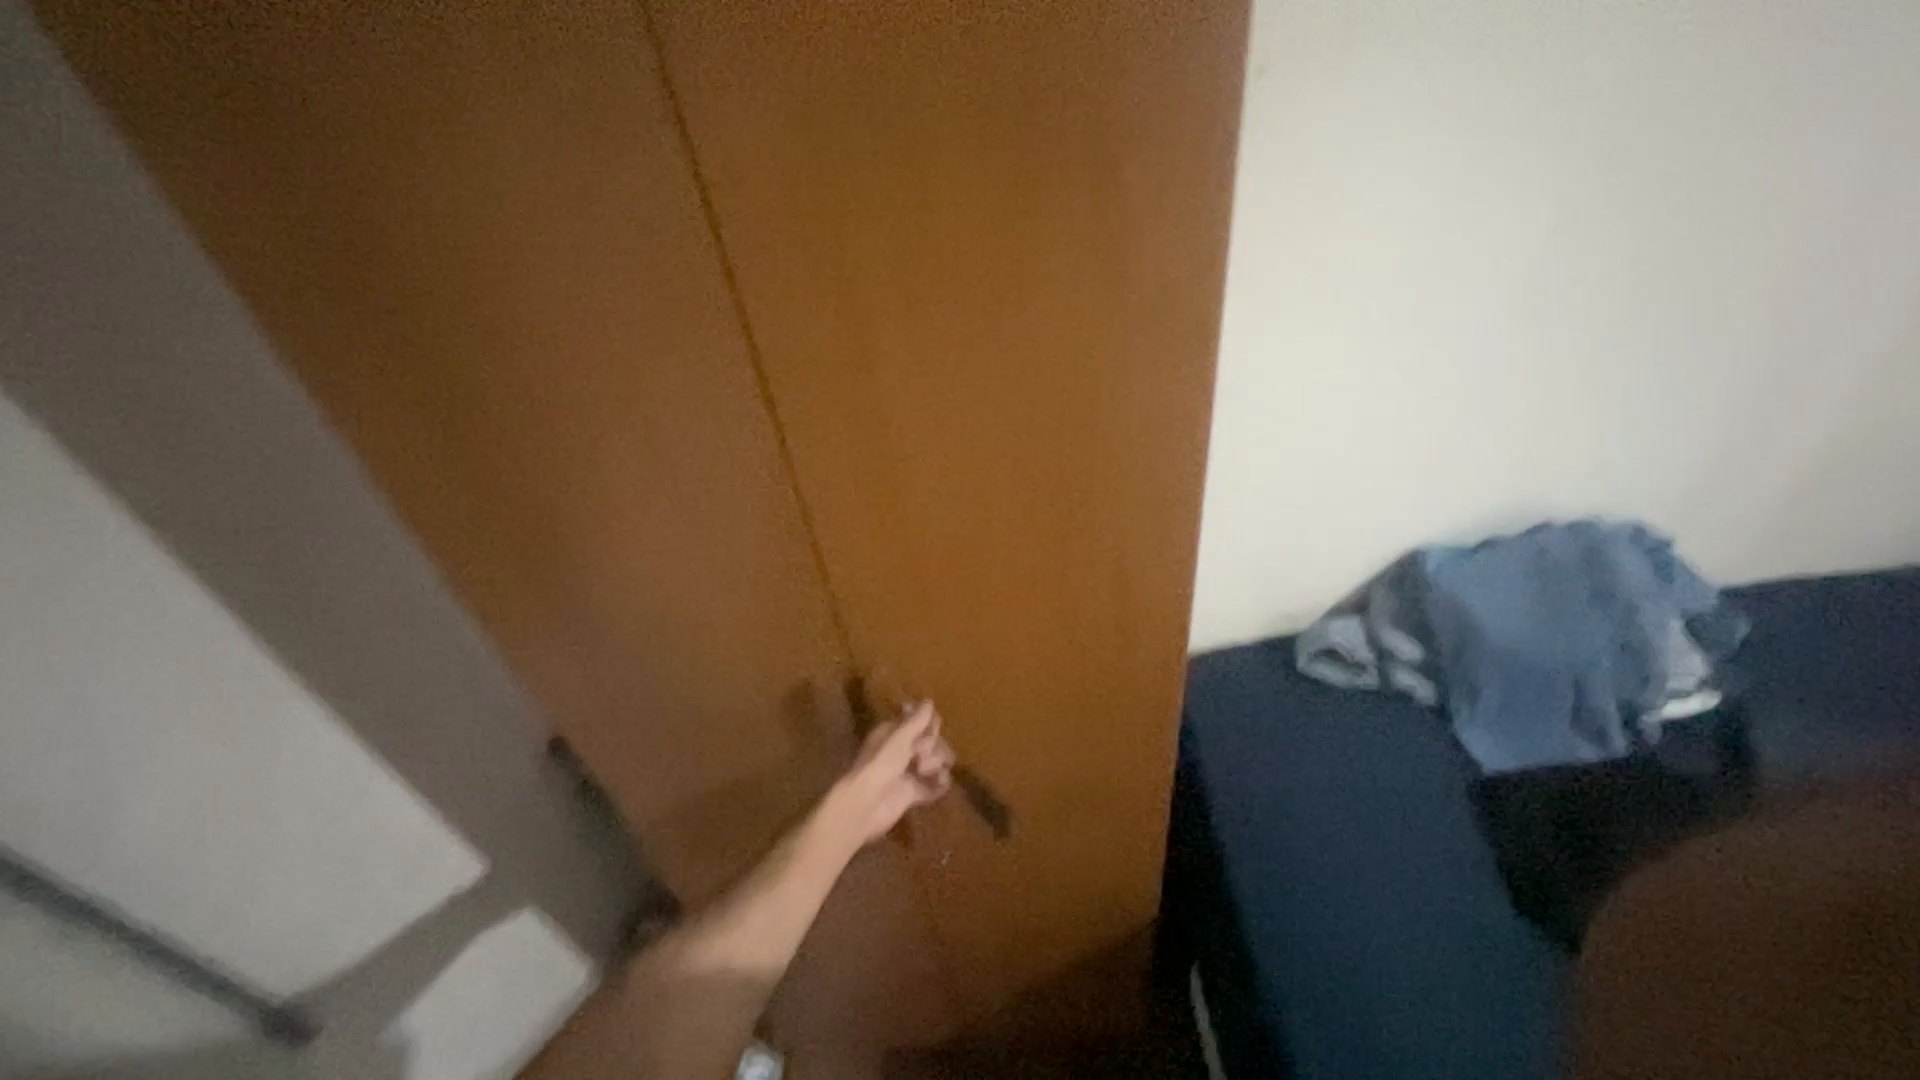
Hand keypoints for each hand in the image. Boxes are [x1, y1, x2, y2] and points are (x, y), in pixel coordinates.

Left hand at [827, 700, 955, 846]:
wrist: (868, 803)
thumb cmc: (880, 763)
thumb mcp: (899, 737)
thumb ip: (916, 720)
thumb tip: (929, 700)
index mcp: (894, 733)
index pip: (919, 721)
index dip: (928, 725)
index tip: (925, 730)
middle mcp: (903, 750)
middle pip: (932, 741)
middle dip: (932, 746)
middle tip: (919, 755)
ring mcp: (909, 772)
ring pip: (936, 761)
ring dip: (936, 764)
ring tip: (924, 772)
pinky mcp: (914, 793)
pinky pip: (937, 784)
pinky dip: (940, 783)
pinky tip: (938, 783)